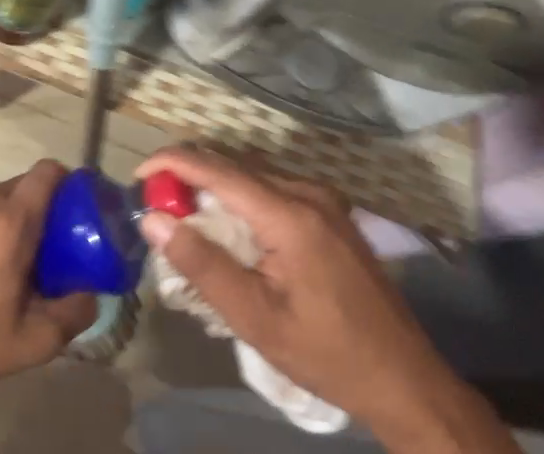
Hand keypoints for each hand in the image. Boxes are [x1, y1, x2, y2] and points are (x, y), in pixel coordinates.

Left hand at [0, 159, 97, 406]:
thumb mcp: (38, 340)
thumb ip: (76, 310)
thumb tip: (91, 291)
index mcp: (11, 222)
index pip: (46, 173)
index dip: (65, 184)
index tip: (74, 211)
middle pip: (20, 186)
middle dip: (37, 209)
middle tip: (45, 248)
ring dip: (4, 218)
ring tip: (5, 259)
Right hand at [135, 148, 496, 445]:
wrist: (405, 380)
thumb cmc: (326, 354)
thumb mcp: (255, 318)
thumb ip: (202, 264)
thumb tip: (153, 219)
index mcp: (289, 215)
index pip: (216, 168)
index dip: (171, 163)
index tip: (138, 176)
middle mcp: (308, 193)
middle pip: (232, 163)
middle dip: (188, 175)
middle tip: (157, 206)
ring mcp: (324, 200)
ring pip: (251, 172)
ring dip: (213, 185)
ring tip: (184, 218)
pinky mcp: (330, 213)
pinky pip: (271, 187)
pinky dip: (239, 196)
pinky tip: (228, 228)